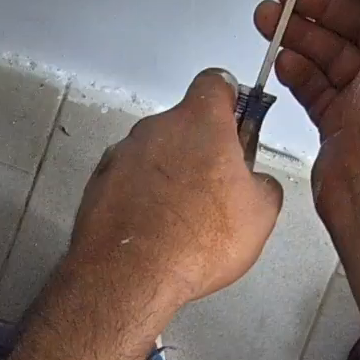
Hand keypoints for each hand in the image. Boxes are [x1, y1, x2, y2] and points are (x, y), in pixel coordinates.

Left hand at [66, 69, 283, 307]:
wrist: (131, 275)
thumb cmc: (201, 239)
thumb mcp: (260, 215)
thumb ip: (263, 185)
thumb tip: (255, 183)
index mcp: (200, 121)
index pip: (215, 83)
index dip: (229, 102)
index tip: (234, 127)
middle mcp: (155, 128)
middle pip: (182, 126)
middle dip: (197, 151)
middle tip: (212, 192)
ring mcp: (120, 155)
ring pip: (152, 156)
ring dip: (166, 177)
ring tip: (179, 222)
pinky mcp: (97, 185)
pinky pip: (126, 183)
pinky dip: (139, 199)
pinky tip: (150, 233)